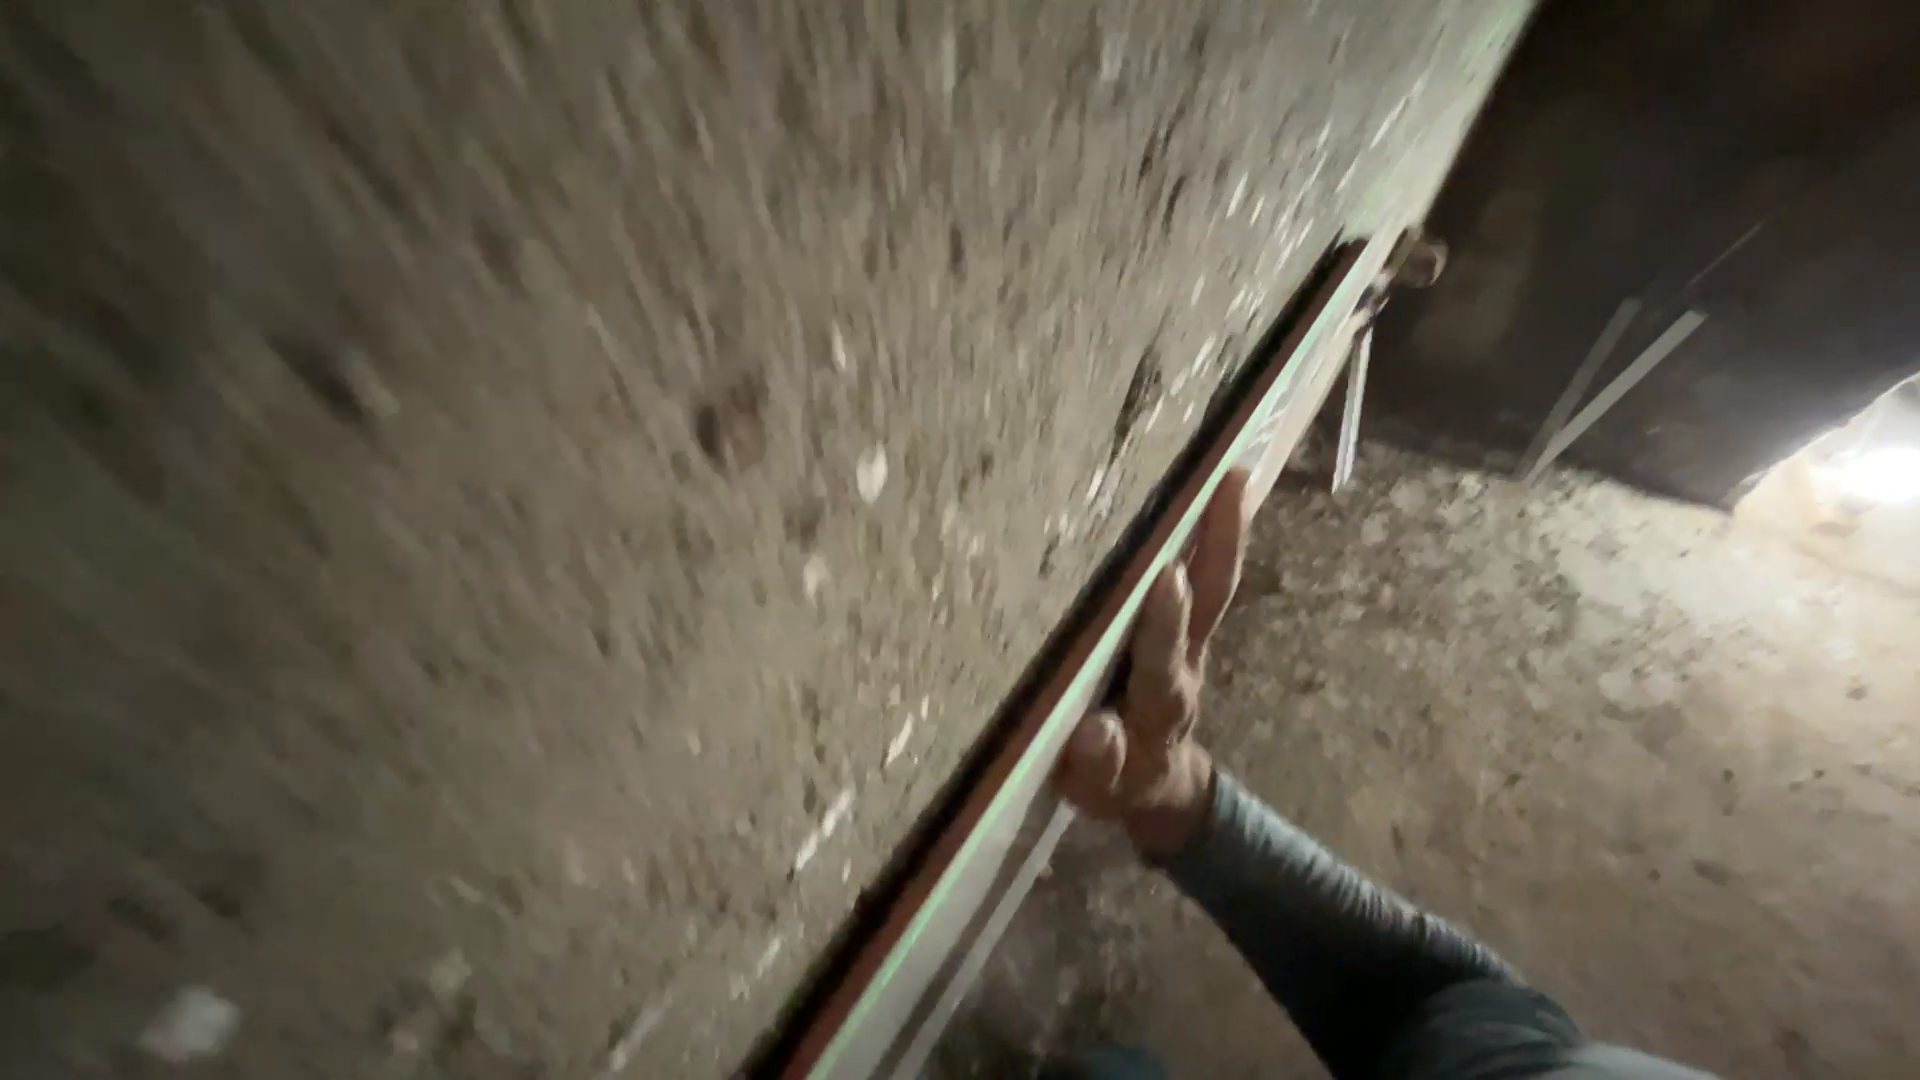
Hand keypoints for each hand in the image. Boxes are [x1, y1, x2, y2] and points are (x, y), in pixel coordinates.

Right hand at [1055, 469, 1251, 856]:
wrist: (1156, 784)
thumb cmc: (1118, 782)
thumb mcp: (1097, 790)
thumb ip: (1095, 765)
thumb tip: (1093, 731)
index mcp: (1158, 703)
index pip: (1162, 659)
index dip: (1164, 623)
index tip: (1166, 577)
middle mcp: (1183, 664)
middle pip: (1212, 601)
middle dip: (1221, 546)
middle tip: (1231, 485)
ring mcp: (1190, 645)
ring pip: (1216, 583)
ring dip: (1227, 531)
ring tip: (1233, 472)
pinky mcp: (1186, 633)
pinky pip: (1206, 579)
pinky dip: (1214, 538)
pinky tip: (1211, 493)